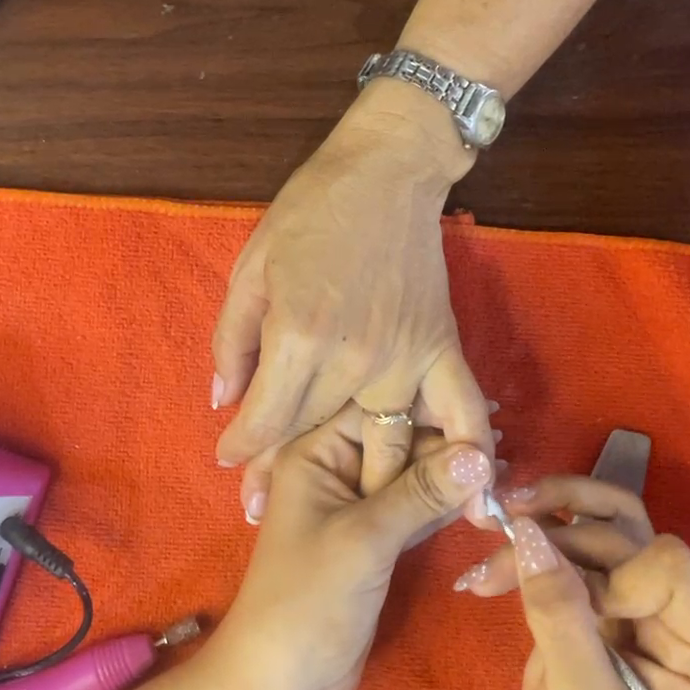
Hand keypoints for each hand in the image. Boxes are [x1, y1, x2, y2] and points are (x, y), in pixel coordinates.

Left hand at [203, 405, 495, 689]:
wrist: (280, 684)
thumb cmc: (308, 601)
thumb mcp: (365, 540)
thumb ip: (421, 493)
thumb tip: (479, 454)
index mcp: (313, 452)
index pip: (375, 411)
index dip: (427, 411)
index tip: (484, 411)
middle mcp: (332, 468)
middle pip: (397, 441)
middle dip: (446, 444)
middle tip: (506, 439)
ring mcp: (353, 505)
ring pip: (409, 476)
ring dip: (451, 476)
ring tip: (506, 466)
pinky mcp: (372, 540)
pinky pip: (413, 509)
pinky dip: (443, 507)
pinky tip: (484, 500)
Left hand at [214, 78, 489, 522]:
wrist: (384, 173)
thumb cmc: (307, 214)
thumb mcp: (250, 269)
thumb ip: (232, 341)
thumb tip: (222, 402)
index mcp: (298, 336)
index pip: (265, 417)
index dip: (243, 447)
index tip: (230, 465)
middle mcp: (352, 360)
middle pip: (312, 432)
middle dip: (279, 467)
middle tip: (259, 502)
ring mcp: (404, 359)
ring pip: (374, 436)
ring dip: (355, 481)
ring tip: (335, 516)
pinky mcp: (443, 348)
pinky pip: (460, 412)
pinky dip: (464, 457)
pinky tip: (468, 505)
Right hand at [458, 478, 689, 689]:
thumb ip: (560, 619)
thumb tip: (528, 533)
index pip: (670, 568)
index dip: (612, 578)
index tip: (575, 617)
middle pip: (626, 536)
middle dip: (555, 541)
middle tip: (494, 553)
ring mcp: (649, 599)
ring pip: (604, 520)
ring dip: (545, 516)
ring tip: (493, 519)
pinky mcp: (609, 592)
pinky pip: (579, 537)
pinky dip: (537, 532)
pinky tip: (498, 542)